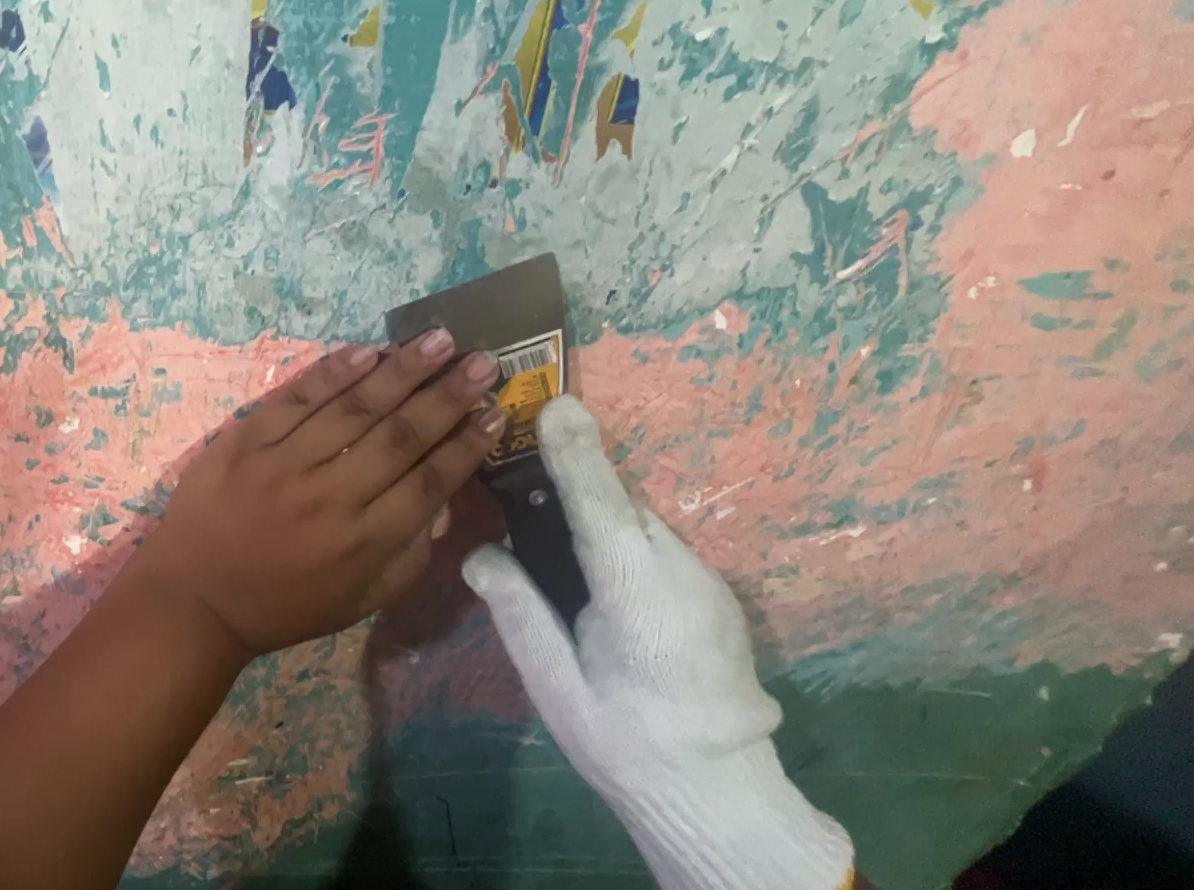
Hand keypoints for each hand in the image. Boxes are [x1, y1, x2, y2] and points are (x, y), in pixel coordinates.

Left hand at [131, 331, 504, 657]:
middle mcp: (332, 497)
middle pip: (401, 436)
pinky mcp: (246, 440)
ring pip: (354, 408)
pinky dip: (332, 373)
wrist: (194, 599)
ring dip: (400, 371)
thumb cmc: (283, 605)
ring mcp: (286, 463)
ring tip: (438, 340)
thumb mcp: (359, 601)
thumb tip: (444, 502)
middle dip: (448, 396)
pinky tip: (365, 350)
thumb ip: (409, 557)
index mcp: (365, 542)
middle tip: (482, 361)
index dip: (468, 445)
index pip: (430, 482)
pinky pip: (297, 399)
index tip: (497, 411)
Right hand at [463, 396, 852, 889]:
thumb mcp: (554, 685)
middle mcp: (683, 575)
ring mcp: (707, 579)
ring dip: (595, 510)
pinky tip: (596, 573)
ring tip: (550, 534)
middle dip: (574, 478)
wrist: (721, 795)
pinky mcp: (713, 586)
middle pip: (620, 505)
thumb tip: (478, 552)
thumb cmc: (624, 743)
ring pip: (638, 520)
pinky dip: (620, 536)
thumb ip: (516, 611)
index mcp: (639, 601)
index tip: (554, 405)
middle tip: (519, 467)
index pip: (603, 510)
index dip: (576, 456)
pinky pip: (654, 541)